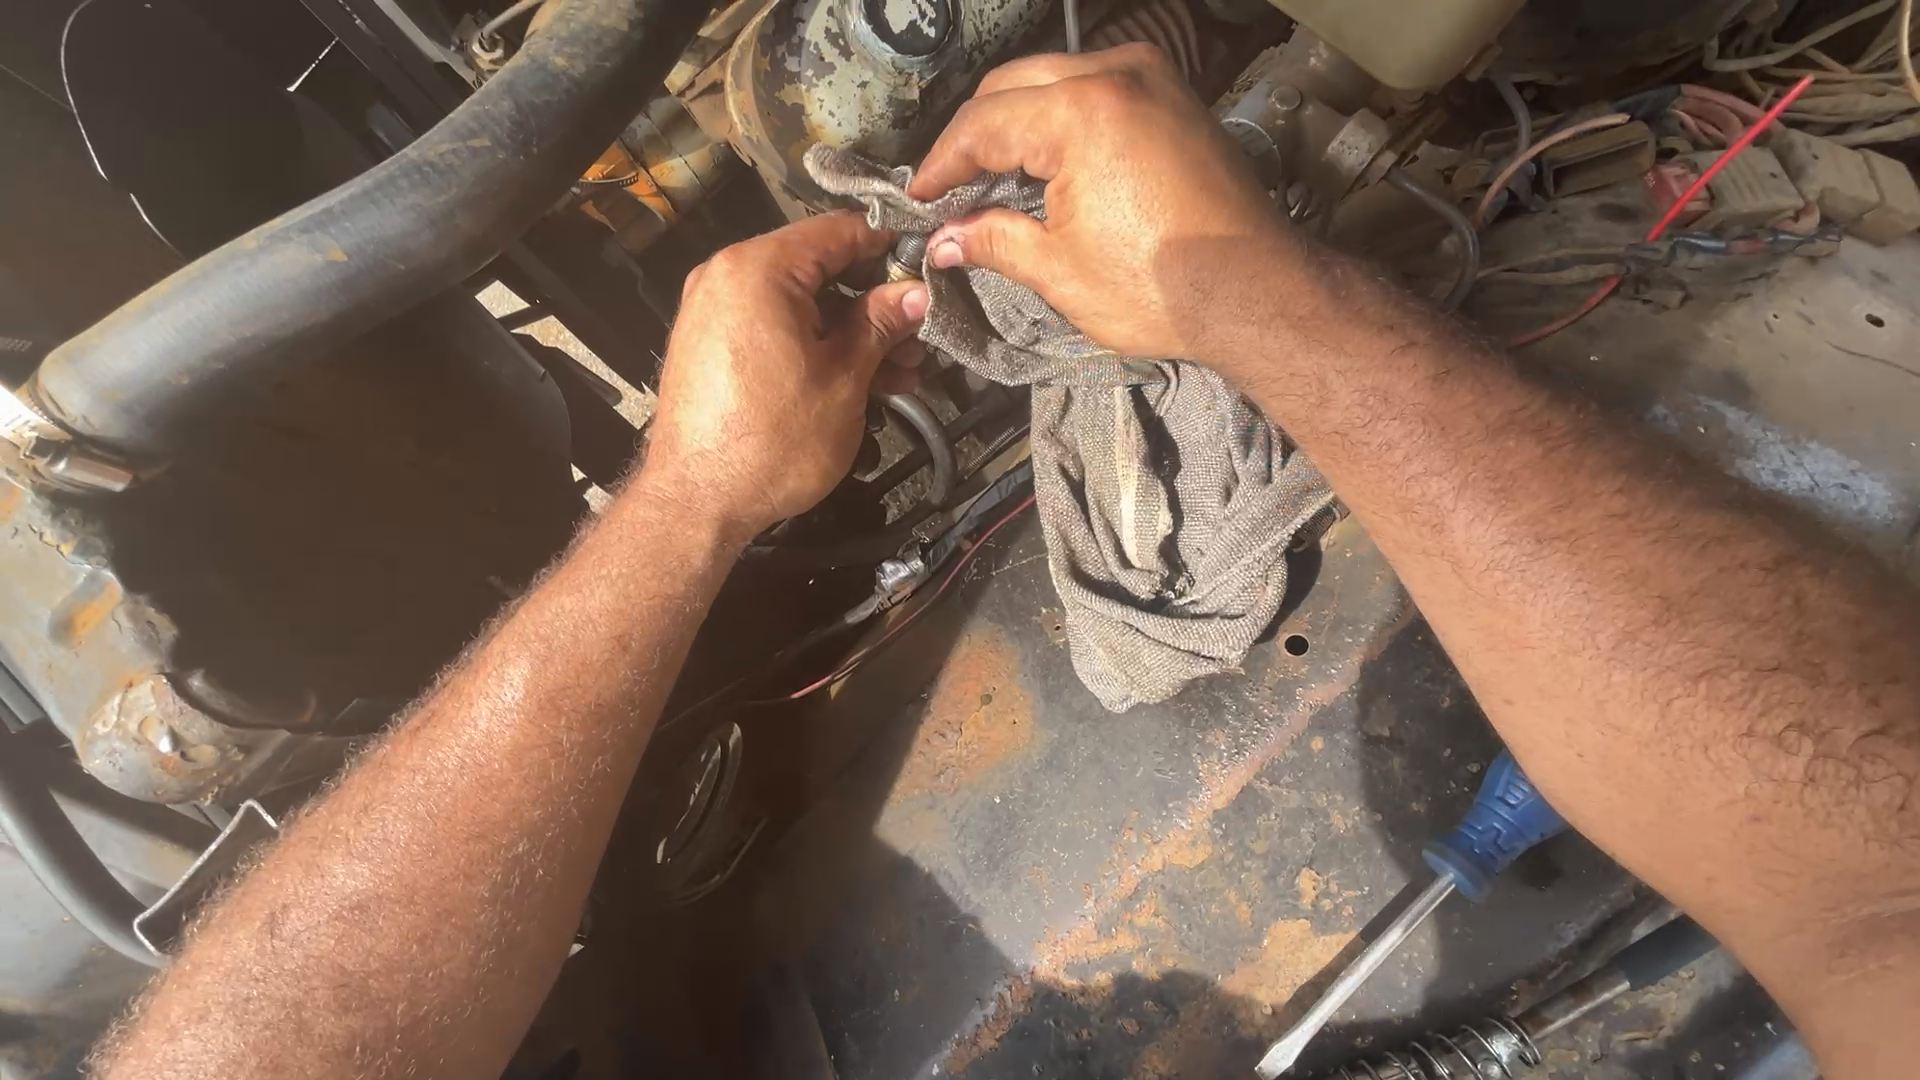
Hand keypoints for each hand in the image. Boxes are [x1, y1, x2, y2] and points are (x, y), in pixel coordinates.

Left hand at [638, 213, 928, 538]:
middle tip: (917, 340)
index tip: (923, 272)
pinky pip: (776, 330)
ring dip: (852, 334)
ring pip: (801, 306)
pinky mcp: (714, 347)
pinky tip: (857, 380)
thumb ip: (881, 325)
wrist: (699, 501)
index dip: (888, 249)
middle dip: (875, 305)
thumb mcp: (843, 379)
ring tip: (898, 372)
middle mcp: (729, 278)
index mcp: (760, 269)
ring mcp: (716, 313)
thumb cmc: (771, 443)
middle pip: (820, 270)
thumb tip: (914, 295)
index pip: (837, 230)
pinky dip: (816, 347)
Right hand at [910, 45, 1283, 360]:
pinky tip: (1043, 166)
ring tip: (990, 180)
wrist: (1254, 292)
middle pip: (1012, 87)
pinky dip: (1058, 121)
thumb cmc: (1164, 287)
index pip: (982, 124)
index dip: (941, 164)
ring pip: (1053, 81)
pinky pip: (1094, 91)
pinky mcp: (1172, 100)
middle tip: (948, 189)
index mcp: (1081, 112)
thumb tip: (945, 240)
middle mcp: (1117, 75)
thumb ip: (993, 241)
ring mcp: (1152, 81)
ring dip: (1014, 124)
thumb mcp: (1059, 270)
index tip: (918, 196)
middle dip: (972, 137)